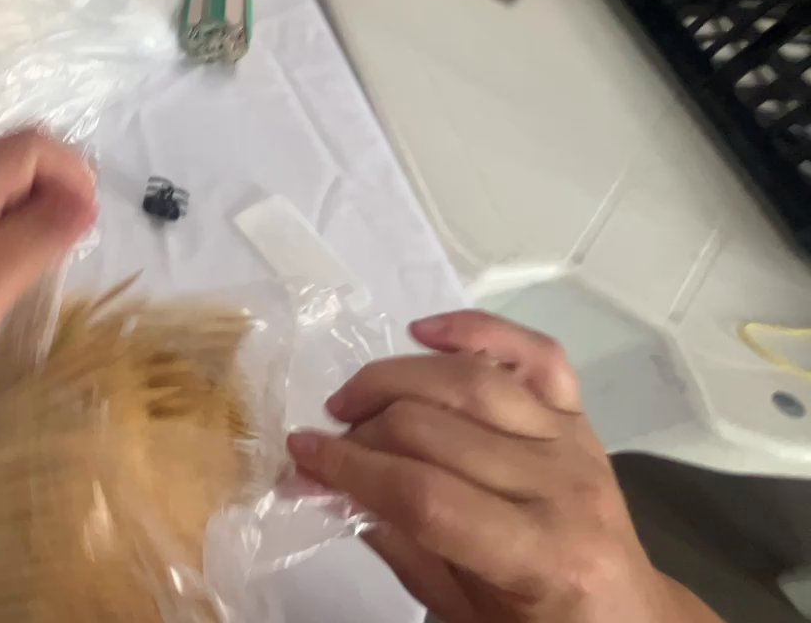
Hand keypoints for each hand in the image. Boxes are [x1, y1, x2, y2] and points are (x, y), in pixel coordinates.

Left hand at [0, 129, 97, 396]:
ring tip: (33, 263)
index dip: (72, 172)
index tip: (86, 224)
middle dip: (55, 188)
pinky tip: (0, 261)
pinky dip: (4, 216)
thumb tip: (85, 202)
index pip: (29, 146)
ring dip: (31, 205)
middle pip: (14, 153)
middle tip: (62, 251)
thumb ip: (31, 243)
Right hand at [287, 310, 718, 622]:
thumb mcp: (452, 601)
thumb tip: (306, 478)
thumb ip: (382, 531)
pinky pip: (534, 353)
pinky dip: (476, 328)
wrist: (624, 617)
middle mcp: (566, 490)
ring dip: (387, 381)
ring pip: (462, 378)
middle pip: (429, 428)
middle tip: (327, 448)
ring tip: (352, 403)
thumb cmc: (529, 621)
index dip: (348, 468)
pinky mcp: (576, 415)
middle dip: (357, 434)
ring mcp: (574, 443)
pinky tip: (423, 333)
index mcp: (546, 557)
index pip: (422, 494)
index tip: (298, 457)